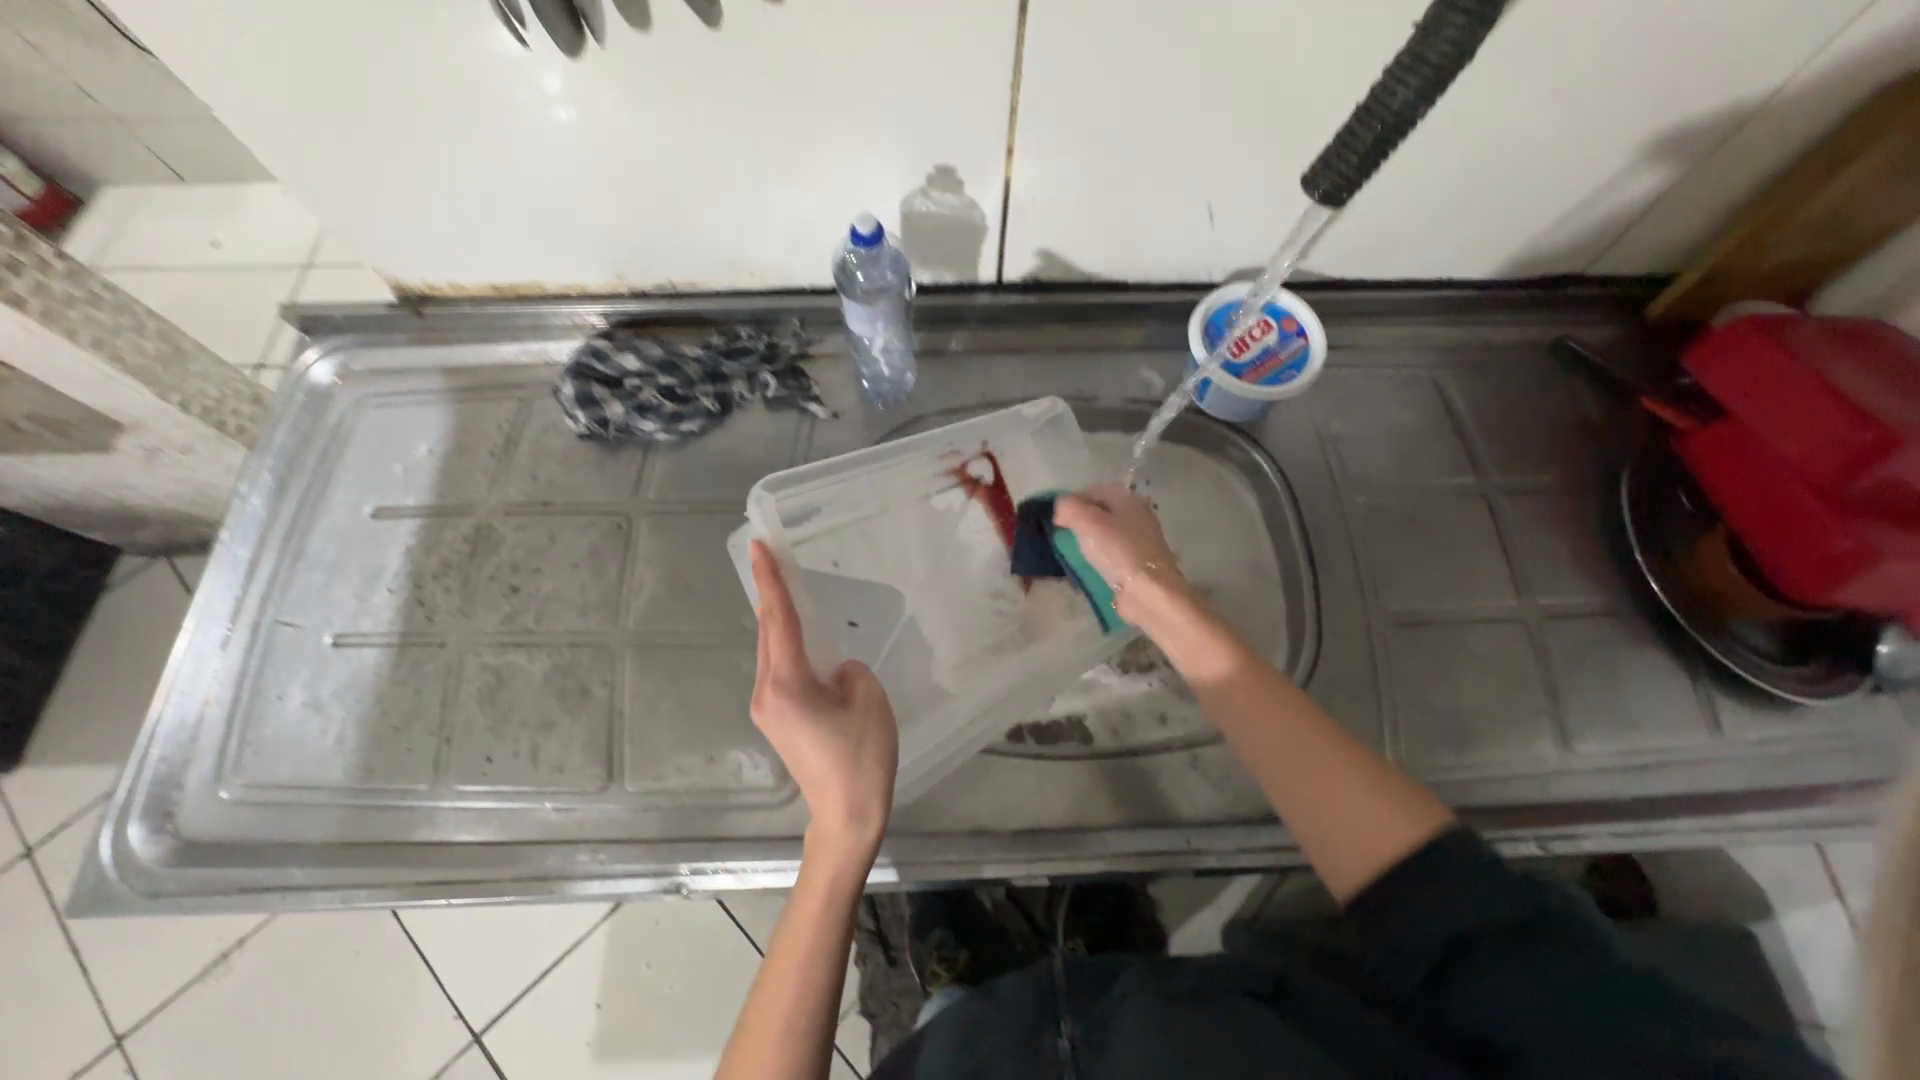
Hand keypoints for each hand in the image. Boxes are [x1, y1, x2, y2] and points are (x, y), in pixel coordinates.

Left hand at [750, 542, 898, 864]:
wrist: (847, 813)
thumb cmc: (862, 756)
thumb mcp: (868, 698)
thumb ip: (847, 669)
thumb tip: (832, 671)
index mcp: (787, 683)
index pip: (778, 620)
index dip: (770, 580)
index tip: (758, 547)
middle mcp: (766, 692)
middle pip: (768, 633)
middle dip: (771, 596)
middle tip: (772, 557)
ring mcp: (766, 709)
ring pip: (771, 653)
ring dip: (780, 623)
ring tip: (790, 591)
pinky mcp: (775, 721)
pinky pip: (779, 672)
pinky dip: (787, 648)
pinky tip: (802, 639)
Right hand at [1053, 484, 1193, 627]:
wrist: (1148, 592)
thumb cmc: (1117, 551)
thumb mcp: (1087, 522)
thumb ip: (1069, 507)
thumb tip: (1061, 509)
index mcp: (1128, 499)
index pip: (1094, 490)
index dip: (1073, 500)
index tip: (1058, 519)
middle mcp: (1137, 516)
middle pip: (1101, 512)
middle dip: (1080, 521)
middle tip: (1063, 536)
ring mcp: (1140, 541)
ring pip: (1106, 534)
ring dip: (1088, 541)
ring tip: (1072, 553)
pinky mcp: (1138, 564)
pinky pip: (1112, 554)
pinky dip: (1098, 558)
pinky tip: (1088, 568)